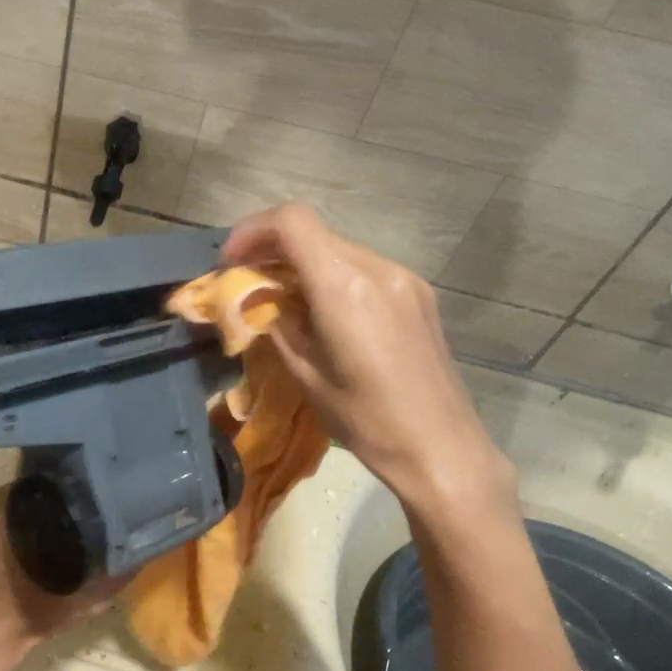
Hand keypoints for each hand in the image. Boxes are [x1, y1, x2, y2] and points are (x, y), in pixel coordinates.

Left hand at [0, 486, 123, 663]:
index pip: (47, 487)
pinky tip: (50, 512)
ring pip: (21, 491)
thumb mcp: (80, 602)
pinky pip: (7, 499)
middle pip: (34, 486)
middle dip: (60, 491)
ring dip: (44, 497)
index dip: (73, 489)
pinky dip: (27, 504)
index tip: (96, 494)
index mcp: (2, 522)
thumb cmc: (32, 618)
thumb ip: (112, 577)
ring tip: (74, 503)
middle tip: (90, 498)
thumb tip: (146, 549)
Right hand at [223, 204, 515, 517]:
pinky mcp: (417, 294)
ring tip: (280, 299)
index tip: (230, 263)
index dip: (251, 231)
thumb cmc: (366, 420)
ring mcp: (403, 278)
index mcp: (344, 287)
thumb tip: (257, 302)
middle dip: (271, 248)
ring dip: (301, 262)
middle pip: (313, 231)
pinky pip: (363, 268)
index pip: (292, 222)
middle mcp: (377, 269)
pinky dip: (331, 276)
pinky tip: (321, 311)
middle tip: (246, 282)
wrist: (440, 449)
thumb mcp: (305, 374)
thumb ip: (277, 324)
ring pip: (337, 248)